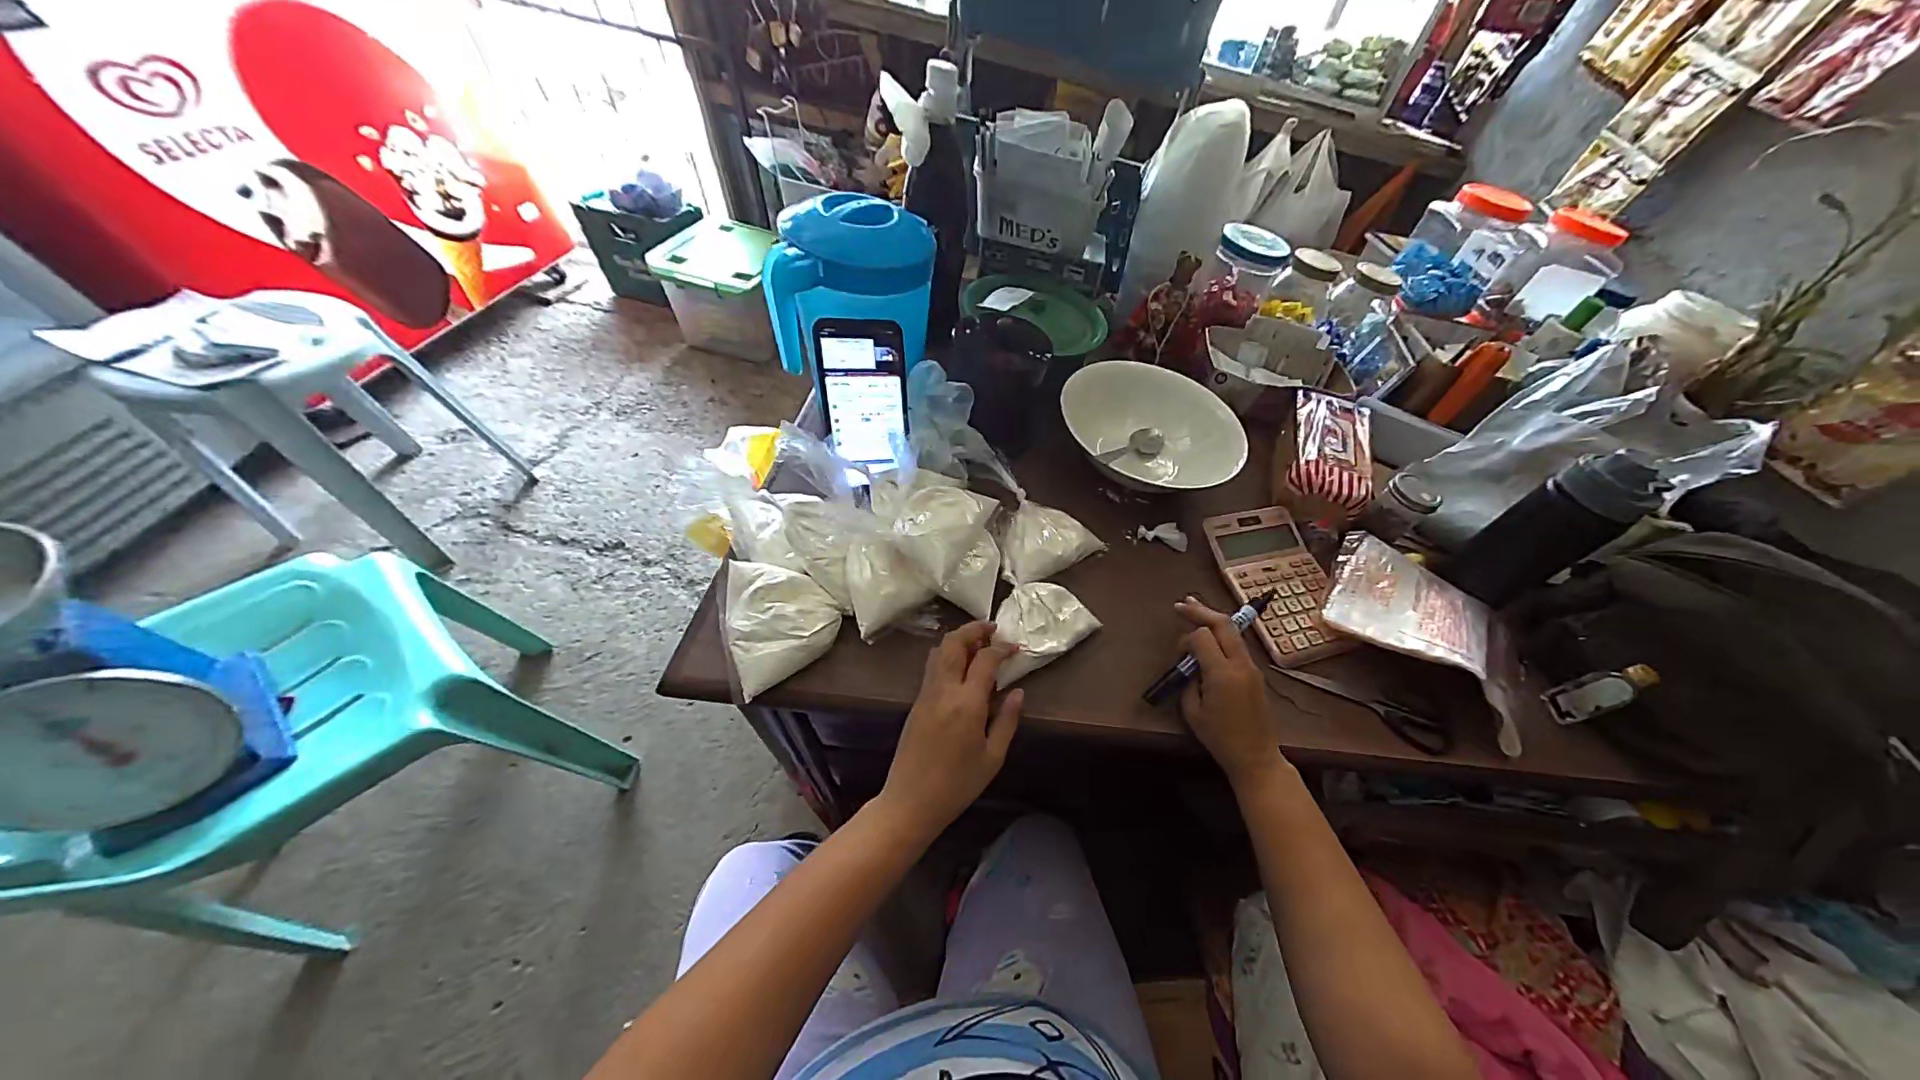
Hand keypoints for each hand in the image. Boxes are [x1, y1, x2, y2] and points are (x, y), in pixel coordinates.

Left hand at [879, 622, 1023, 837]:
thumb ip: (1007, 720)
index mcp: (966, 704)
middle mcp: (943, 691)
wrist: (910, 801)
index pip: (985, 660)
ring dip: (958, 640)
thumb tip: (1018, 691)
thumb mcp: (993, 757)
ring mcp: (925, 694)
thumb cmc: (957, 785)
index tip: (1015, 648)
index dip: (1002, 648)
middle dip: (973, 630)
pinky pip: (932, 667)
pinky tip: (962, 667)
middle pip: (954, 643)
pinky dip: (948, 655)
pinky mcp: (916, 702)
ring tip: (978, 643)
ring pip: (939, 651)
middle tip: (992, 629)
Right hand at [1175, 597, 1288, 787]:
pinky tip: (1212, 631)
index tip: (1178, 655)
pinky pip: (1238, 645)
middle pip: (1223, 624)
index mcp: (1223, 674)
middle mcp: (1240, 665)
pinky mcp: (1256, 674)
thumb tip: (1190, 665)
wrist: (1256, 757)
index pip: (1202, 637)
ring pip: (1233, 631)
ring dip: (1213, 619)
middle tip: (1182, 603)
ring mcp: (1252, 668)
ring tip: (1195, 607)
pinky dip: (1223, 634)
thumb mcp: (1192, 711)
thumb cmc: (1220, 738)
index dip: (1186, 639)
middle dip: (1201, 611)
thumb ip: (1189, 682)